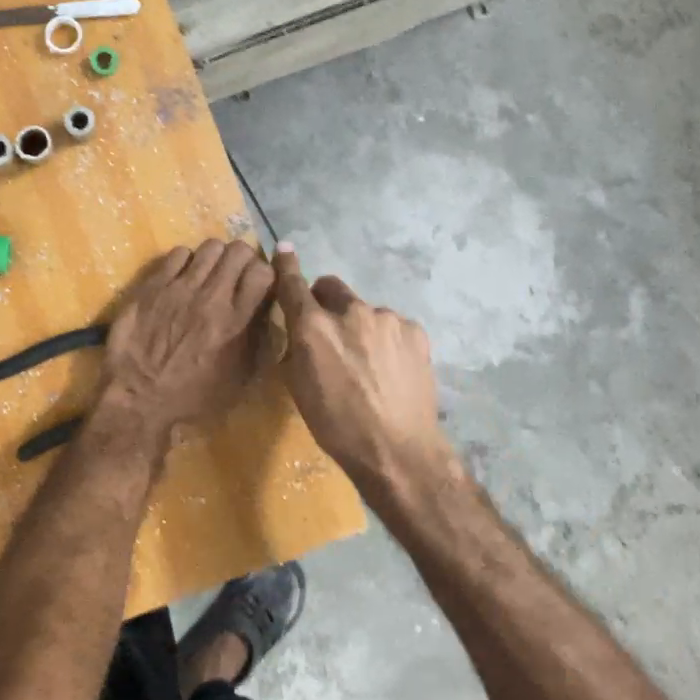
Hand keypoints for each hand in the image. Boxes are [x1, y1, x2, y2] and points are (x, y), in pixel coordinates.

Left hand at [100, 239, 275, 433]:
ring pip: (209, 247)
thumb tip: (268, 311)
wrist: (140, 396)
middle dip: (242, 258)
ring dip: (214, 257)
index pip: (263, 272)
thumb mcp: (241, 378)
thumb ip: (260, 341)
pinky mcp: (154, 285)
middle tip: (233, 273)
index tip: (257, 282)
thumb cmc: (193, 395)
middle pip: (238, 251)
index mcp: (237, 321)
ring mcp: (180, 287)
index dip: (263, 272)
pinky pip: (178, 253)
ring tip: (207, 273)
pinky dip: (185, 261)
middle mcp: (212, 297)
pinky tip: (181, 277)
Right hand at [271, 244, 448, 481]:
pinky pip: (391, 327)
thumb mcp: (296, 386)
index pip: (294, 284)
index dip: (286, 265)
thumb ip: (295, 347)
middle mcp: (350, 312)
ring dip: (359, 327)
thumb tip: (298, 331)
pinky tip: (390, 370)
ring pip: (364, 311)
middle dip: (325, 303)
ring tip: (367, 364)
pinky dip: (385, 340)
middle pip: (331, 288)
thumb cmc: (335, 424)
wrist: (397, 450)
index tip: (285, 249)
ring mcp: (387, 319)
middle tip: (329, 335)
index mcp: (313, 326)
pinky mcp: (415, 332)